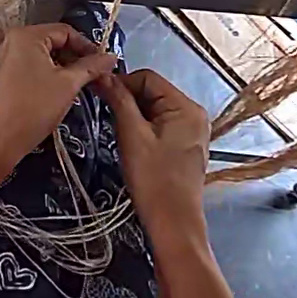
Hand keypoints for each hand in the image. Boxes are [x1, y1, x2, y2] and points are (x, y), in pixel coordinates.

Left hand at [0, 23, 117, 167]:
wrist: (1, 139)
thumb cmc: (34, 107)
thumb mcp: (68, 84)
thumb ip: (91, 66)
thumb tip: (111, 57)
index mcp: (27, 36)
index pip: (66, 31)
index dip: (88, 46)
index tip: (103, 63)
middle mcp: (14, 41)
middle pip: (55, 41)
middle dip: (77, 58)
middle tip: (96, 74)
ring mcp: (8, 58)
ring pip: (46, 56)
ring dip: (66, 68)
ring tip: (83, 84)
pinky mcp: (6, 75)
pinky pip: (35, 66)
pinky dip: (51, 74)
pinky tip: (64, 90)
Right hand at [98, 69, 210, 244]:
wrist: (173, 223)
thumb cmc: (153, 177)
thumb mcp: (132, 134)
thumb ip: (119, 99)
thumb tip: (103, 74)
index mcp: (186, 106)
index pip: (147, 77)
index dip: (122, 83)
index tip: (101, 98)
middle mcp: (194, 113)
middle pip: (153, 92)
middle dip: (129, 101)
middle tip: (109, 119)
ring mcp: (193, 130)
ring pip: (155, 109)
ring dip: (135, 116)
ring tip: (122, 134)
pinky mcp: (186, 145)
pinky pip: (161, 124)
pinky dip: (145, 128)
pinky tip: (134, 144)